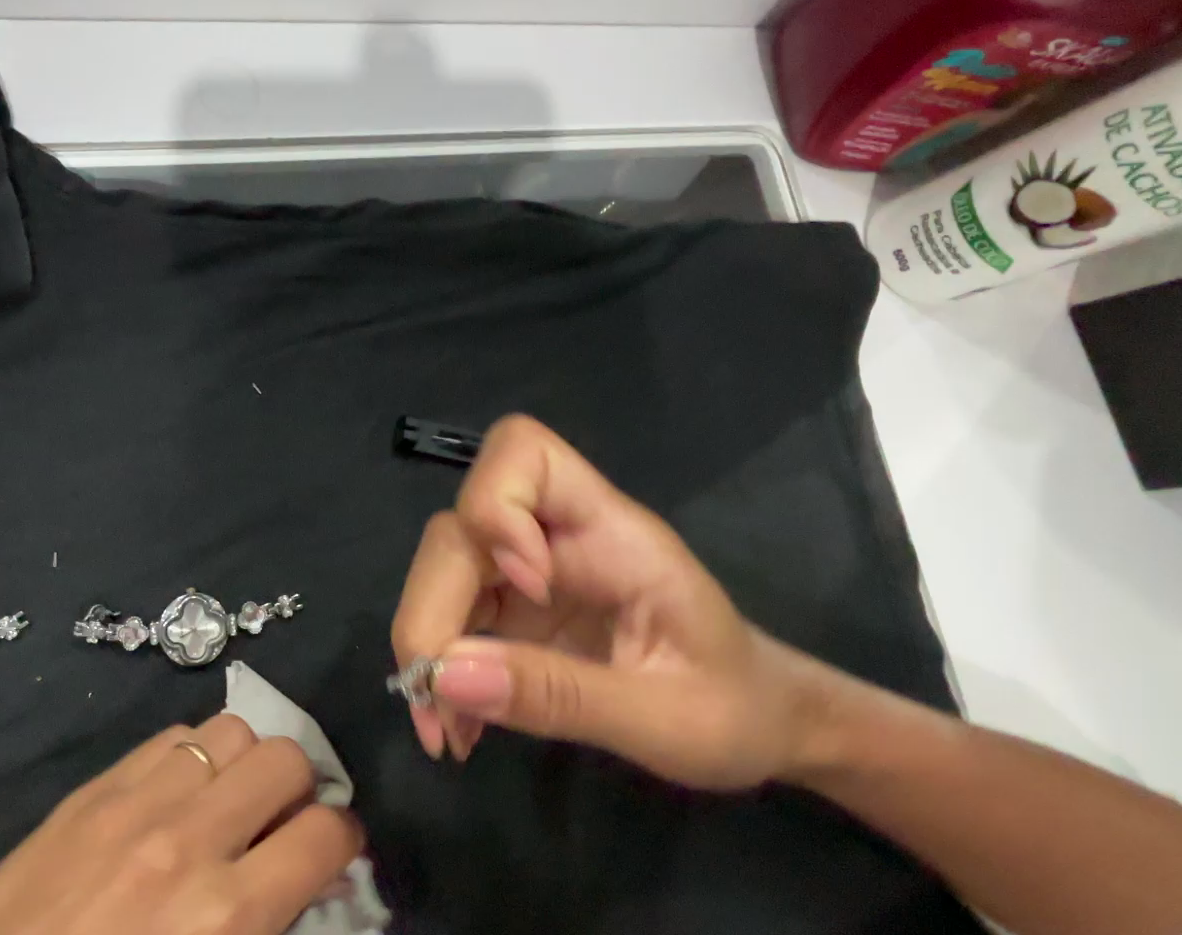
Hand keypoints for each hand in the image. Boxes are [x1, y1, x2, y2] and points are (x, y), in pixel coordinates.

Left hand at [0, 714, 363, 934]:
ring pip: (230, 730)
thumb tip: (311, 877)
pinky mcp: (90, 791)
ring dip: (245, 762)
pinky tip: (178, 791)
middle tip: (282, 821)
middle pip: (285, 758)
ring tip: (230, 798)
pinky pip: (168, 737)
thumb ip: (265, 923)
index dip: (343, 839)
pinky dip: (191, 755)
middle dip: (300, 788)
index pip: (326, 834)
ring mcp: (133, 805)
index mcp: (227, 916)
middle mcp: (188, 841)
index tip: (332, 851)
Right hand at [390, 414, 836, 789]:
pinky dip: (439, 669)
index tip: (521, 591)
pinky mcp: (510, 611)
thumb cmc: (735, 710)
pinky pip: (450, 616)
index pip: (524, 453)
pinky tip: (457, 725)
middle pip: (459, 527)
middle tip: (436, 701)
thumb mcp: (665, 720)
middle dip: (433, 608)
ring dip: (425, 643)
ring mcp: (526, 573)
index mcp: (611, 532)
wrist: (756, 724)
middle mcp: (556, 537)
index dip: (495, 507)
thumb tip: (443, 677)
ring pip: (442, 570)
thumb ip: (559, 694)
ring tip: (444, 730)